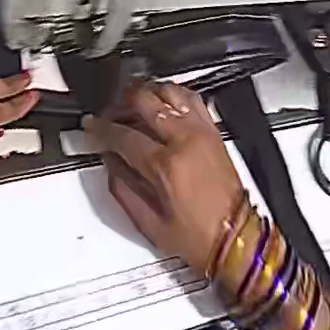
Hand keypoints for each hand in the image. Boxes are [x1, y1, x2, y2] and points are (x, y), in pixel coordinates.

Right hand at [83, 81, 245, 275]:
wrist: (237, 238)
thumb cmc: (201, 237)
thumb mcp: (149, 223)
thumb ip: (123, 188)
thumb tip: (110, 163)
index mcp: (166, 166)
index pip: (124, 134)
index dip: (101, 128)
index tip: (91, 126)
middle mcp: (185, 140)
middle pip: (144, 101)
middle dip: (119, 103)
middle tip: (109, 113)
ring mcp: (202, 132)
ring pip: (168, 91)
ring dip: (145, 93)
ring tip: (132, 104)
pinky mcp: (213, 131)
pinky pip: (191, 98)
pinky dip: (172, 94)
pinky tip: (162, 102)